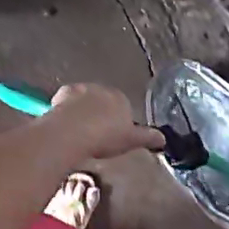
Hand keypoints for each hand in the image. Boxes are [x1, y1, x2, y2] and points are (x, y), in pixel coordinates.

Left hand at [41, 84, 165, 159]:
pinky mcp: (64, 92)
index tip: (113, 135)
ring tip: (80, 131)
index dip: (118, 121)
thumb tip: (164, 139)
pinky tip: (66, 122)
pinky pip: (67, 100)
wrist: (73, 130)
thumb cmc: (106, 136)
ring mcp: (82, 88)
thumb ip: (148, 137)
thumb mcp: (131, 140)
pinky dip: (67, 108)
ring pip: (85, 99)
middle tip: (96, 134)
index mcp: (121, 98)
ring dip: (84, 110)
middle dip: (100, 113)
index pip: (123, 106)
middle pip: (103, 100)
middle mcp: (102, 88)